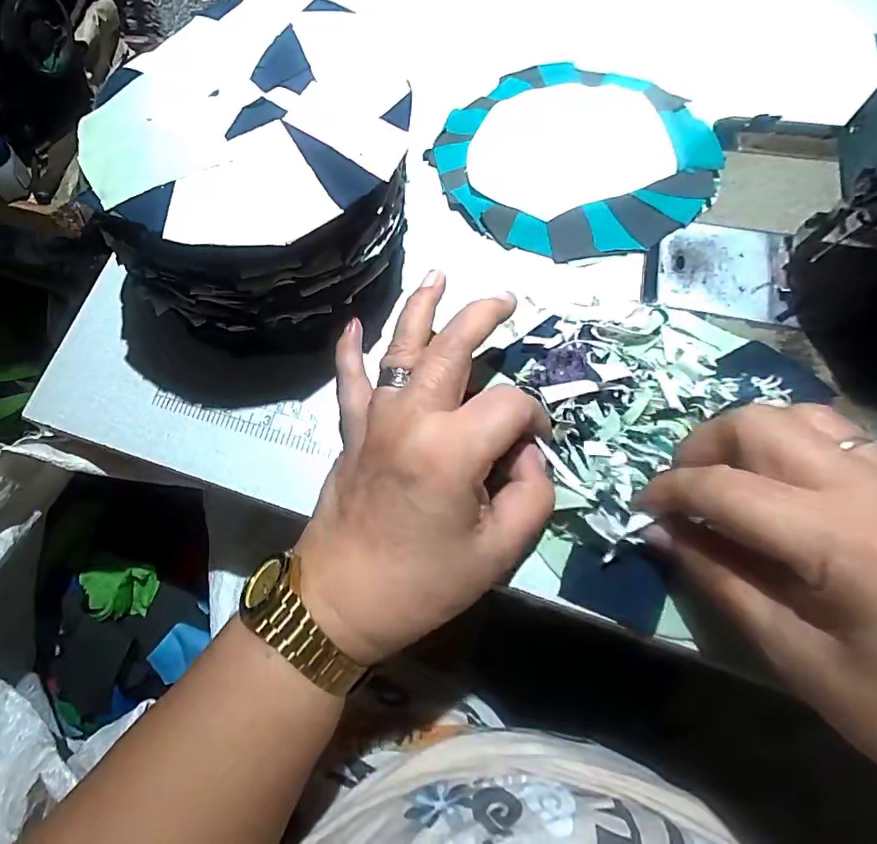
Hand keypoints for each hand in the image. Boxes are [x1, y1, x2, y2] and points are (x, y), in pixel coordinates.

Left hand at [291, 271, 552, 665]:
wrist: (340, 600)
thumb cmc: (422, 583)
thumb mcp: (498, 553)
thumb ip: (532, 496)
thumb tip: (527, 453)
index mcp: (452, 448)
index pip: (511, 405)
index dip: (535, 419)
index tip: (536, 447)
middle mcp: (411, 417)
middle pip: (453, 348)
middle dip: (482, 317)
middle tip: (506, 300)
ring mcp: (375, 418)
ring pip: (400, 348)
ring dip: (421, 308)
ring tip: (438, 275)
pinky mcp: (352, 429)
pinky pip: (348, 379)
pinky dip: (350, 349)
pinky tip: (355, 323)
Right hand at [637, 404, 876, 745]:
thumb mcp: (802, 662)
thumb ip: (723, 583)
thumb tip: (664, 533)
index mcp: (847, 543)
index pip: (727, 487)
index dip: (671, 491)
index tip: (643, 507)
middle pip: (761, 423)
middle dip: (704, 446)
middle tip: (683, 490)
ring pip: (803, 416)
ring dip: (751, 438)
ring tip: (729, 482)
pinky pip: (846, 439)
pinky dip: (799, 448)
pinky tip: (789, 492)